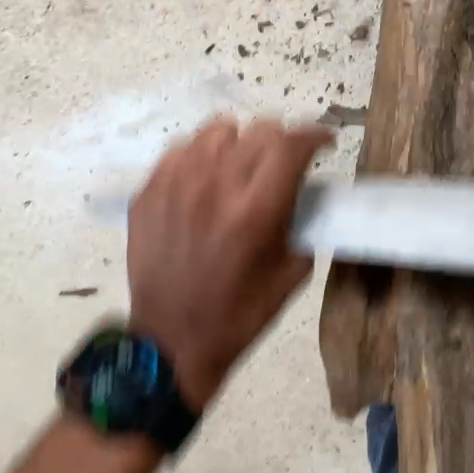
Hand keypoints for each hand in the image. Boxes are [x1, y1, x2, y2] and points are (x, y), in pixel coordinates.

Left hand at [126, 118, 329, 410]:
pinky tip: (205, 180)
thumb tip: (307, 188)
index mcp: (256, 210)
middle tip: (283, 163)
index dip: (315, 135)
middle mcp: (215, 186)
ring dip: (239, 143)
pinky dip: (201, 157)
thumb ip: (303, 221)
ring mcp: (176, 185)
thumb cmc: (241, 312)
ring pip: (218, 130)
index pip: (292, 144)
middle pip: (259, 129)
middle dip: (281, 141)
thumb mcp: (292, 271)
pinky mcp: (148, 192)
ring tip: (240, 166)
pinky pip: (181, 149)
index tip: (324, 143)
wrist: (171, 343)